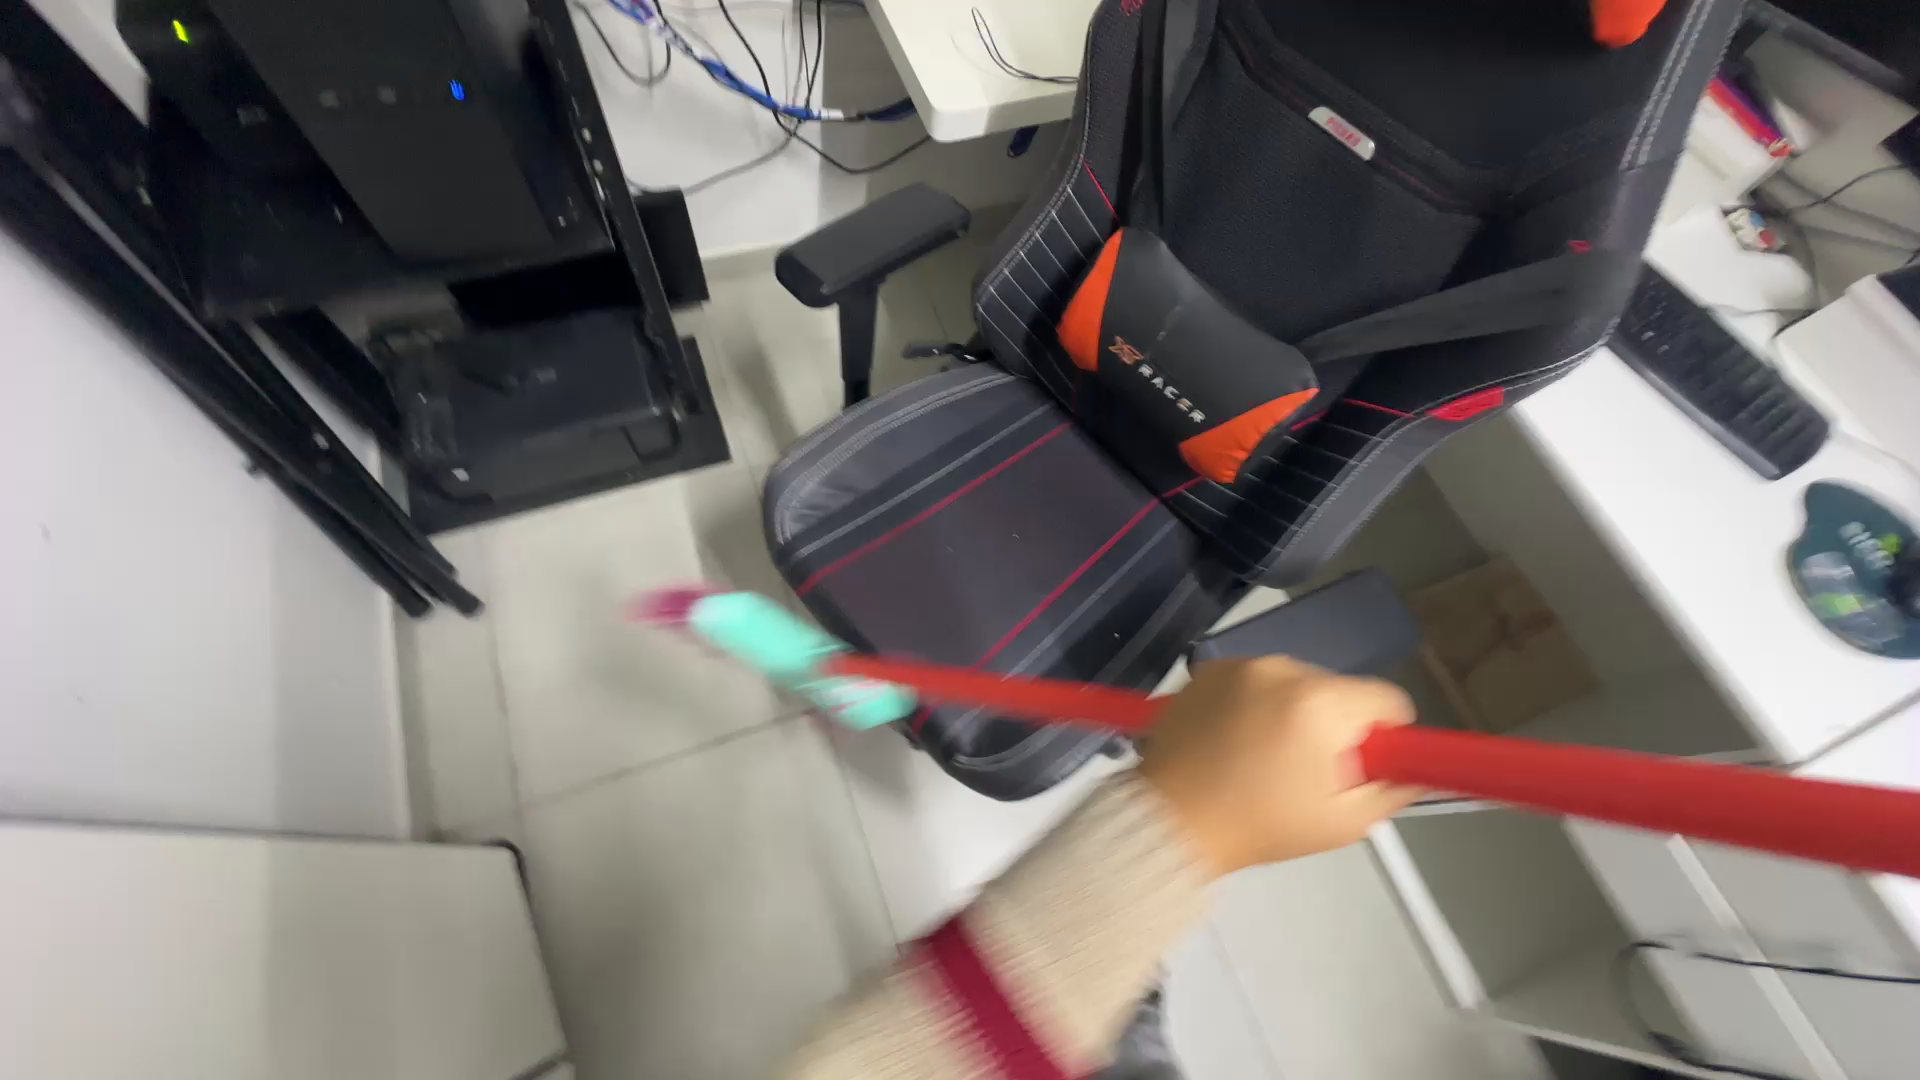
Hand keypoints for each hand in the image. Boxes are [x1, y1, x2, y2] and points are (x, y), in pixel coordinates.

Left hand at [1137, 656, 1420, 876]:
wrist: (1171, 815)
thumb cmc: (1258, 823)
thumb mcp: (1342, 821)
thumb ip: (1391, 790)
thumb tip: (1411, 771)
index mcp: (1318, 701)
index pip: (1386, 698)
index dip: (1387, 732)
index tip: (1367, 760)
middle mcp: (1278, 669)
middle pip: (1337, 688)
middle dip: (1335, 723)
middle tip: (1309, 768)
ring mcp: (1236, 665)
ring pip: (1294, 682)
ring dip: (1294, 710)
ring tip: (1267, 755)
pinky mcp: (1205, 671)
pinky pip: (1252, 680)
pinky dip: (1255, 702)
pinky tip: (1237, 739)